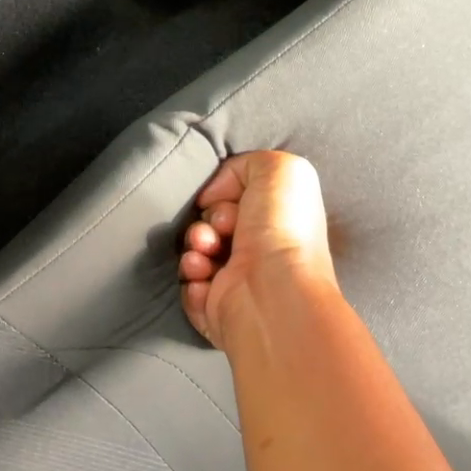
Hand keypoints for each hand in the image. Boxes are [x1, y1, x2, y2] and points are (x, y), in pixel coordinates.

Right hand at [179, 150, 339, 347]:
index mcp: (277, 225)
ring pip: (194, 255)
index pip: (233, 202)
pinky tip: (205, 280)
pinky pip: (188, 284)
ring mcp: (238, 283)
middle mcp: (261, 253)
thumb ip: (250, 162)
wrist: (271, 294)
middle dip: (202, 225)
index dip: (222, 198)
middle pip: (208, 227)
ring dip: (193, 250)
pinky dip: (191, 278)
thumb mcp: (282, 170)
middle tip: (216, 234)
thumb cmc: (282, 233)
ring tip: (206, 258)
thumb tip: (216, 192)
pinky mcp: (217, 308)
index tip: (228, 206)